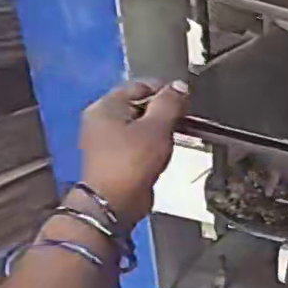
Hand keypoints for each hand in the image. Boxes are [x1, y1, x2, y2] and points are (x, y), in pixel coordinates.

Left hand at [78, 80, 188, 222]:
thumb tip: (180, 85)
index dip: (165, 90)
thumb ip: (170, 103)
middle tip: (186, 118)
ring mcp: (104, 139)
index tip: (186, 100)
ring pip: (138, 123)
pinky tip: (165, 149)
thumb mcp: (157, 127)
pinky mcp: (113, 157)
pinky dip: (151, 141)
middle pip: (138, 104)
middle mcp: (100, 119)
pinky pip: (136, 140)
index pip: (140, 85)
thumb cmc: (134, 161)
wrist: (115, 202)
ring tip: (179, 134)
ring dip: (159, 127)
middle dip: (163, 109)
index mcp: (105, 106)